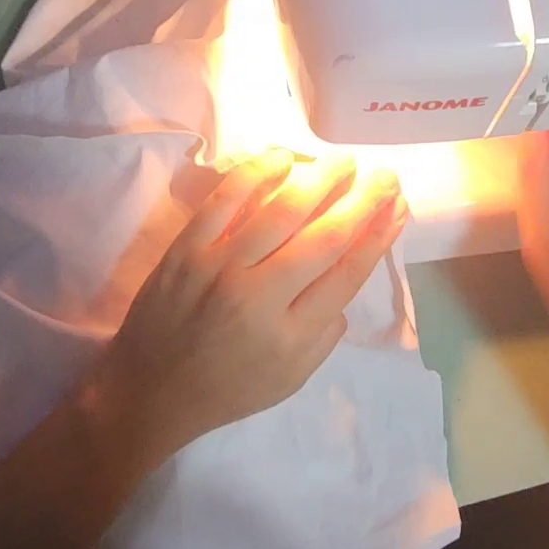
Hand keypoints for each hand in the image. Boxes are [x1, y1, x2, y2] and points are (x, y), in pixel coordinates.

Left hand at [92, 149, 408, 458]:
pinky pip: (226, 200)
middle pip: (325, 236)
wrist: (149, 391)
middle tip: (385, 176)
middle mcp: (261, 297)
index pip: (348, 273)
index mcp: (293, 335)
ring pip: (281, 211)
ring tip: (345, 162)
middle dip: (363, 201)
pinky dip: (257, 174)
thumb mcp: (291, 378)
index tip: (398, 207)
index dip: (379, 235)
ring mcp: (220, 268)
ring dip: (319, 179)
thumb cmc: (228, 388)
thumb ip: (327, 332)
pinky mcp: (187, 249)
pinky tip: (284, 157)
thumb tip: (349, 273)